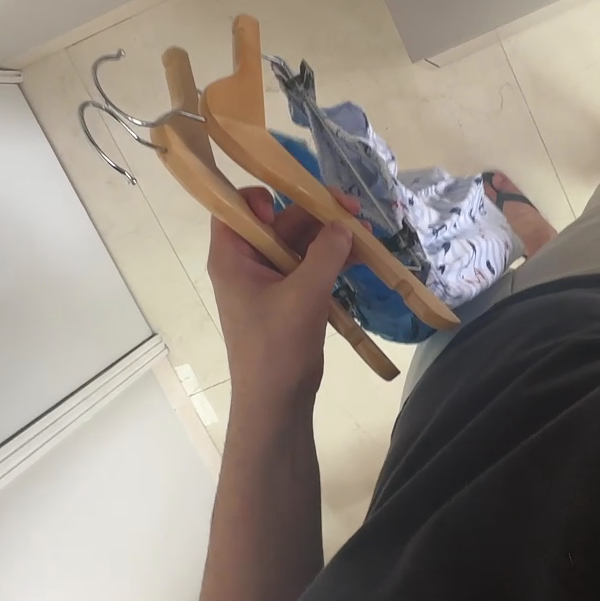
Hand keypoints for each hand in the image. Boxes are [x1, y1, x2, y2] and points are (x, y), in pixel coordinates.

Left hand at [207, 188, 356, 406]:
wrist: (278, 400)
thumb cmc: (278, 346)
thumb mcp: (304, 294)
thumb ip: (326, 254)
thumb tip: (345, 225)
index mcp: (233, 257)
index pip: (236, 209)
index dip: (262, 200)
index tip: (294, 203)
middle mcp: (249, 263)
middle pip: (279, 223)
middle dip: (315, 214)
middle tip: (352, 208)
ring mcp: (271, 280)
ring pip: (300, 243)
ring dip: (331, 236)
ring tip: (366, 230)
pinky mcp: (291, 296)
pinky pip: (311, 265)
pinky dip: (334, 258)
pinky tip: (362, 253)